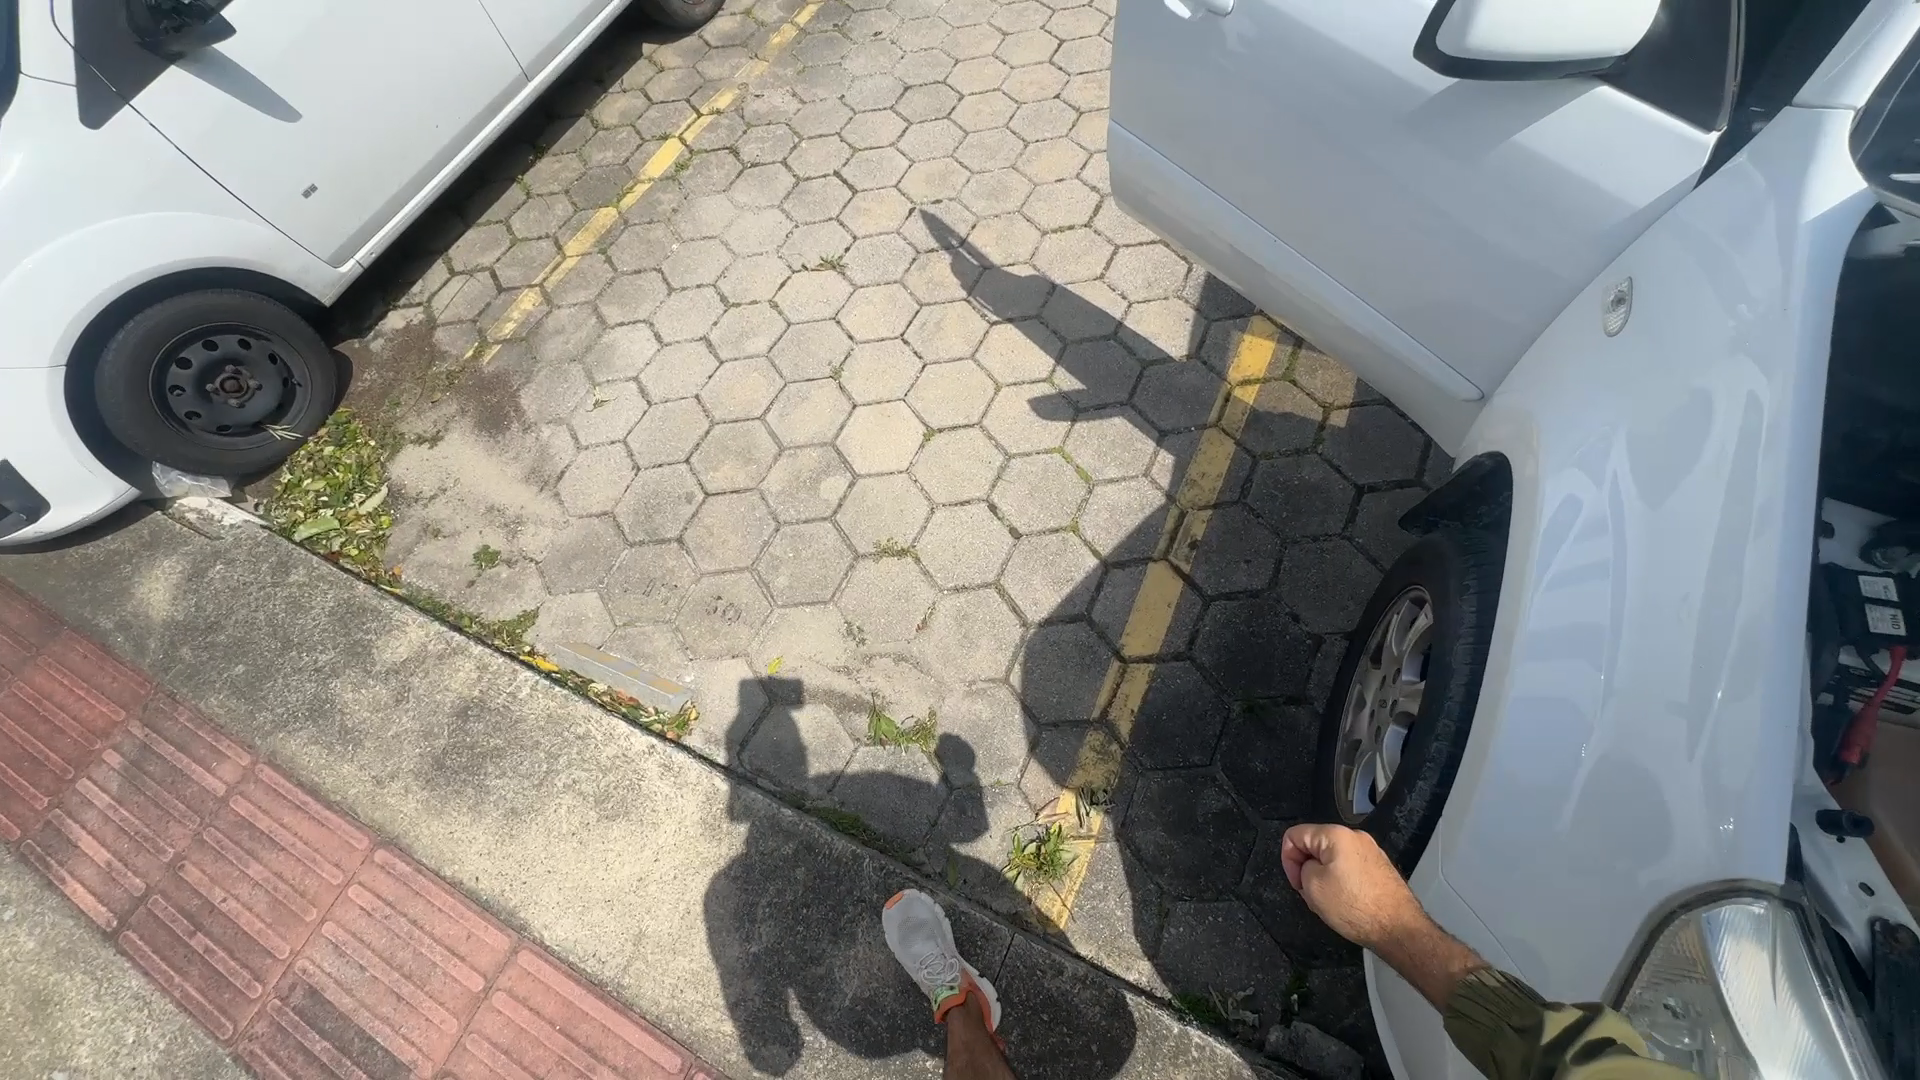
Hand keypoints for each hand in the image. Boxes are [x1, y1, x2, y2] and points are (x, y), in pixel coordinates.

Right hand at [1281, 823, 1424, 951]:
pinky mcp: (1381, 868)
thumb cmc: (1356, 908)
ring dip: (1324, 877)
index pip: (1295, 835)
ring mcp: (1371, 852)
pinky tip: (1347, 903)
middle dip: (1307, 868)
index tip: (1296, 882)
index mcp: (1336, 834)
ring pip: (1332, 858)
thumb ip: (1302, 867)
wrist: (1400, 930)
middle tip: (1310, 893)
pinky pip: (1350, 868)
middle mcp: (1356, 837)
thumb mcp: (1312, 886)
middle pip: (1315, 845)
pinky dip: (1342, 882)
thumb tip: (1311, 867)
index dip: (1288, 859)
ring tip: (1330, 901)